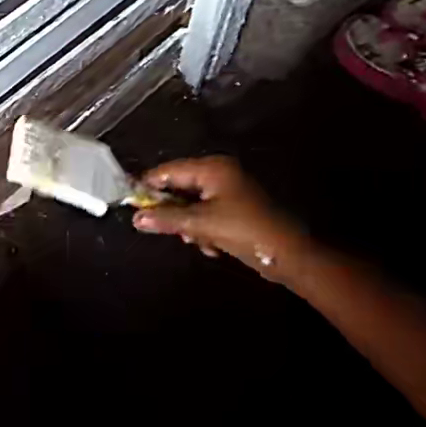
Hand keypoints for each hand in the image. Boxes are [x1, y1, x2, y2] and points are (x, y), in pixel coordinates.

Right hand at [131, 156, 312, 279]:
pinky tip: (211, 245)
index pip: (167, 171)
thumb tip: (135, 218)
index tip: (130, 201)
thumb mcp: (202, 225)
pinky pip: (206, 212)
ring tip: (197, 241)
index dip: (147, 185)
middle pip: (178, 187)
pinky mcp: (236, 207)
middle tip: (167, 228)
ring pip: (191, 203)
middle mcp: (219, 173)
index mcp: (212, 168)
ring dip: (189, 224)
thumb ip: (167, 218)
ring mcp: (229, 190)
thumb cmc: (247, 232)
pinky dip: (203, 228)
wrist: (296, 258)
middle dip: (173, 211)